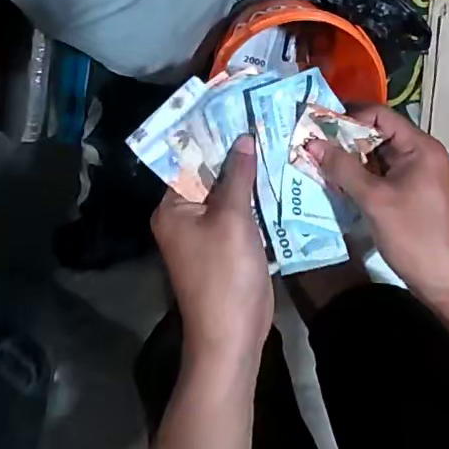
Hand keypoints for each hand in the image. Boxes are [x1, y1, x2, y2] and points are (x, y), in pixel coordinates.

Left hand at [151, 135, 273, 369]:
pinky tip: (276, 177)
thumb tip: (244, 137)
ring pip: (226, 194)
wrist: (232, 337)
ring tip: (272, 140)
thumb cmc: (224, 274)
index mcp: (173, 207)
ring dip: (246, 175)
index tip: (235, 111)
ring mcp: (205, 233)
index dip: (211, 136)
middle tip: (260, 121)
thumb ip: (237, 175)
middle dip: (233, 153)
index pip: (188, 160)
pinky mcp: (226, 246)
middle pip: (209, 175)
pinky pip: (238, 213)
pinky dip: (253, 198)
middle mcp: (183, 216)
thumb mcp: (231, 218)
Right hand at [306, 105, 448, 305]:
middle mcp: (421, 155)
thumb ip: (342, 168)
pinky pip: (381, 176)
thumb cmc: (416, 236)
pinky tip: (337, 184)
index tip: (317, 126)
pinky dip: (360, 177)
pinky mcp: (412, 195)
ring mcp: (418, 176)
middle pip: (377, 135)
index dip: (348, 117)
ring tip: (317, 163)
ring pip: (377, 157)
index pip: (379, 116)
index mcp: (420, 147)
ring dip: (350, 160)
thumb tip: (312, 142)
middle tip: (311, 145)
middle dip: (344, 140)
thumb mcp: (374, 200)